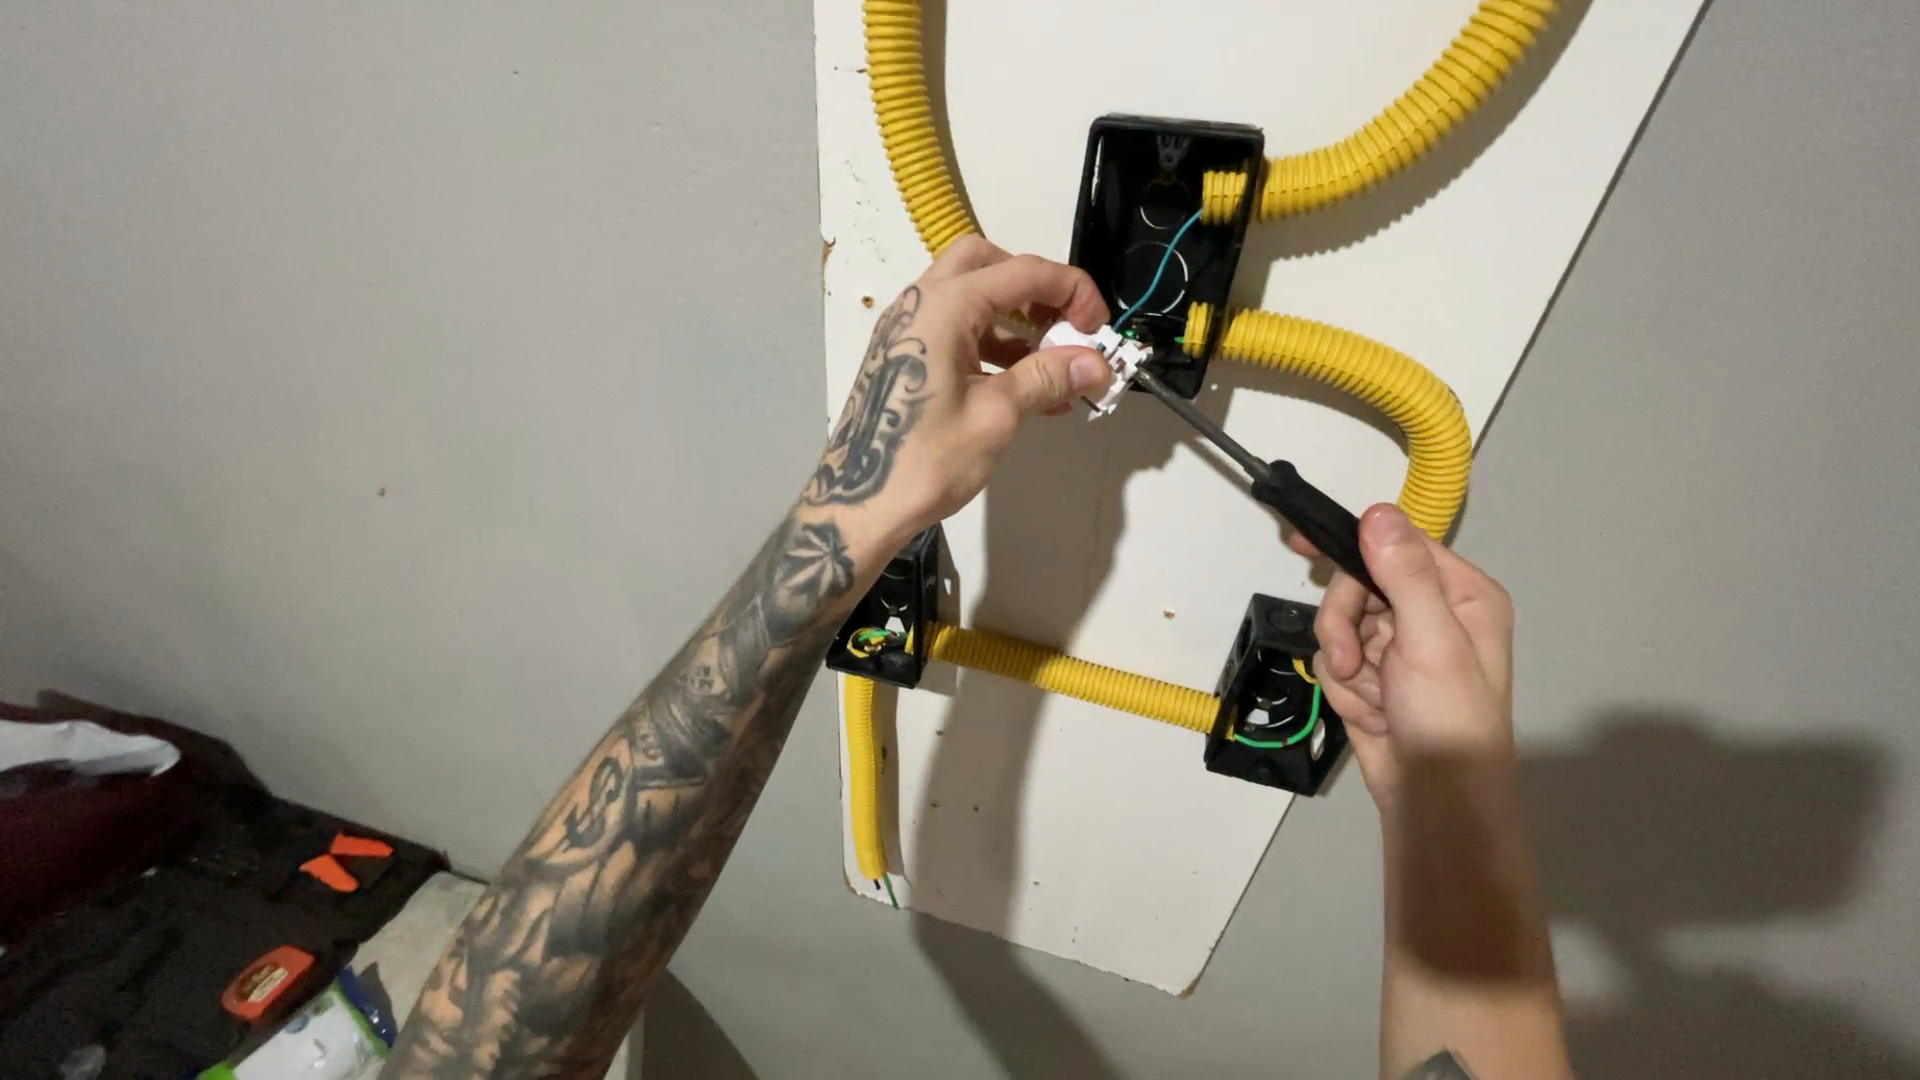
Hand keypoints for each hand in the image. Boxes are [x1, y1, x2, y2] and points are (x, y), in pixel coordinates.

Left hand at [805, 238, 1110, 548]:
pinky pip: (954, 334)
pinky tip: (1024, 390)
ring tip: (1054, 371)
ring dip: (1014, 323)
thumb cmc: (925, 460)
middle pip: (986, 265)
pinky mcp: (903, 360)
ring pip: (969, 301)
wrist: (859, 505)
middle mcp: (920, 305)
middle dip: (1034, 288)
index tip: (1099, 327)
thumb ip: (1047, 378)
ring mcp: (907, 332)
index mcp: (943, 307)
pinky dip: (991, 348)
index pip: (1022, 272)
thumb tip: (1097, 362)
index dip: (1071, 290)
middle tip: (1064, 325)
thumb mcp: (996, 416)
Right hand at [1288, 505, 1515, 811]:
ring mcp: (1397, 643)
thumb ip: (1405, 576)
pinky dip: (1344, 686)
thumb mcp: (1431, 642)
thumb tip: (1377, 512)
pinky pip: (1333, 656)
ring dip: (1344, 663)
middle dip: (1344, 627)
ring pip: (1337, 623)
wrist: (1431, 793)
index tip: (1299, 543)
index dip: (1349, 544)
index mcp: (1460, 594)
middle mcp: (1429, 611)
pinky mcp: (1371, 669)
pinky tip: (1370, 709)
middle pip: (1355, 587)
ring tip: (1369, 696)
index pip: (1394, 547)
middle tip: (1350, 661)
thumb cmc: (1447, 718)